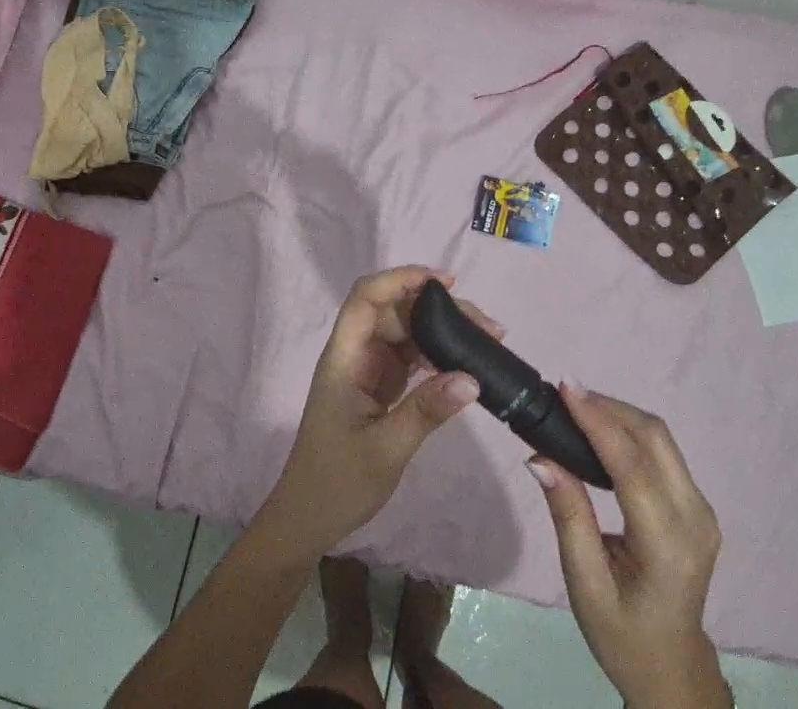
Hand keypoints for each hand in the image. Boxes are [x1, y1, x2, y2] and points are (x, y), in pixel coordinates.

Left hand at [254, 266, 493, 559]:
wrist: (309, 518)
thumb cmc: (337, 483)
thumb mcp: (385, 450)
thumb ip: (425, 411)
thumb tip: (472, 378)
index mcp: (344, 360)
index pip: (366, 299)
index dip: (401, 279)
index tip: (446, 282)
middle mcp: (354, 357)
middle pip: (393, 312)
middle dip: (438, 309)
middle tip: (488, 327)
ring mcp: (367, 372)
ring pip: (405, 333)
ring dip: (442, 332)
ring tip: (487, 341)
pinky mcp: (379, 389)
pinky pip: (409, 358)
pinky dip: (437, 356)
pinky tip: (465, 363)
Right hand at [529, 387, 730, 708]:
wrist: (671, 666)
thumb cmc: (620, 633)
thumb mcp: (584, 582)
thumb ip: (568, 516)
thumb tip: (540, 458)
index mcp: (668, 543)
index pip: (631, 465)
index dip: (598, 421)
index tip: (565, 387)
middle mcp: (695, 518)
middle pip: (656, 439)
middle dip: (610, 408)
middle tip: (564, 394)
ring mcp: (702, 511)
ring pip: (662, 441)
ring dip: (619, 416)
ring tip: (575, 407)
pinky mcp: (697, 507)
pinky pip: (663, 456)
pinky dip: (629, 435)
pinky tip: (599, 433)